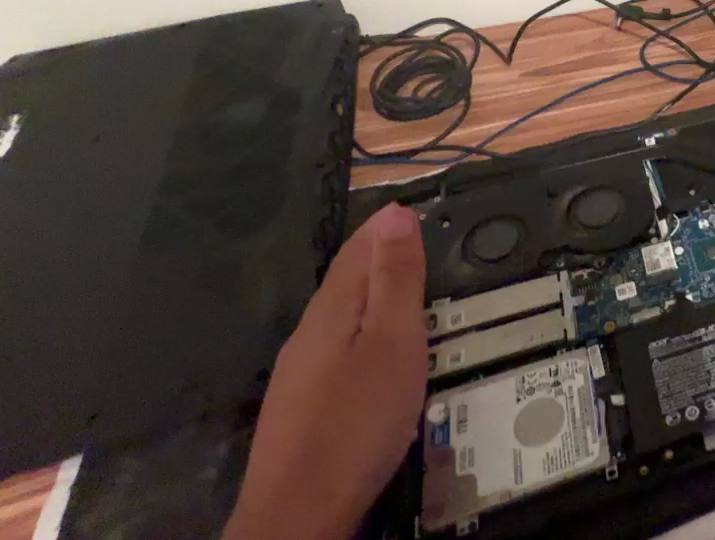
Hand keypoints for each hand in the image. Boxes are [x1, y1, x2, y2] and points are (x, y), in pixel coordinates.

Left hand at [223, 204, 428, 539]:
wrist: (300, 512)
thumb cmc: (358, 420)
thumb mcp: (393, 342)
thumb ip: (396, 280)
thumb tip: (394, 215)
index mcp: (333, 311)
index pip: (357, 251)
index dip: (384, 226)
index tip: (411, 206)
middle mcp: (310, 333)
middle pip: (345, 279)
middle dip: (378, 254)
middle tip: (415, 236)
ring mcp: (302, 370)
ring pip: (342, 313)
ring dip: (372, 289)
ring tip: (404, 281)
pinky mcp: (305, 402)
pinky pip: (339, 343)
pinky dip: (364, 325)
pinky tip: (377, 343)